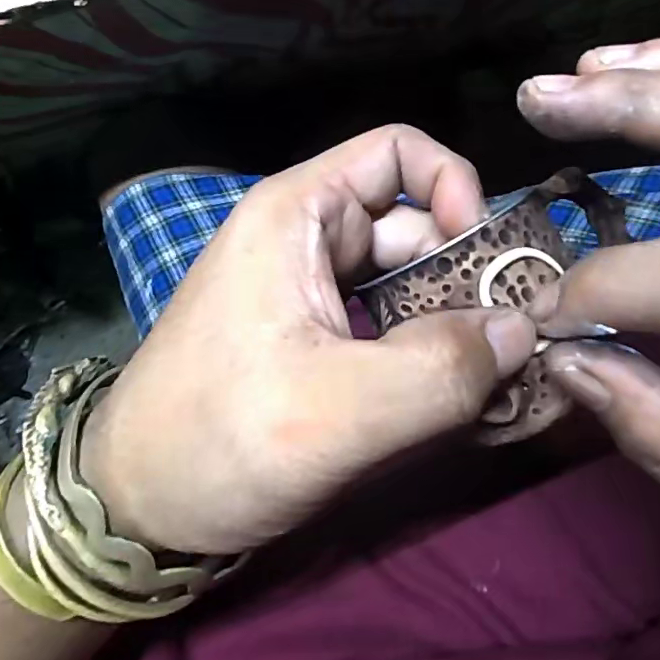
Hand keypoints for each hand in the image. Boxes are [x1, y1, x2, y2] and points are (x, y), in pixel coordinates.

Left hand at [80, 126, 537, 554]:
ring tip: (493, 385)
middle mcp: (302, 240)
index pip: (398, 153)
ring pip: (404, 283)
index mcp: (294, 216)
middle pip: (413, 225)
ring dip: (451, 328)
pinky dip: (422, 356)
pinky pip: (384, 327)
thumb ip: (444, 369)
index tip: (484, 263)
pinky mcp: (310, 339)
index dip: (455, 188)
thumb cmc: (218, 442)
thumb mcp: (339, 411)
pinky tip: (451, 403)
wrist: (135, 507)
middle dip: (466, 279)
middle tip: (513, 348)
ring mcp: (305, 292)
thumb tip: (525, 328)